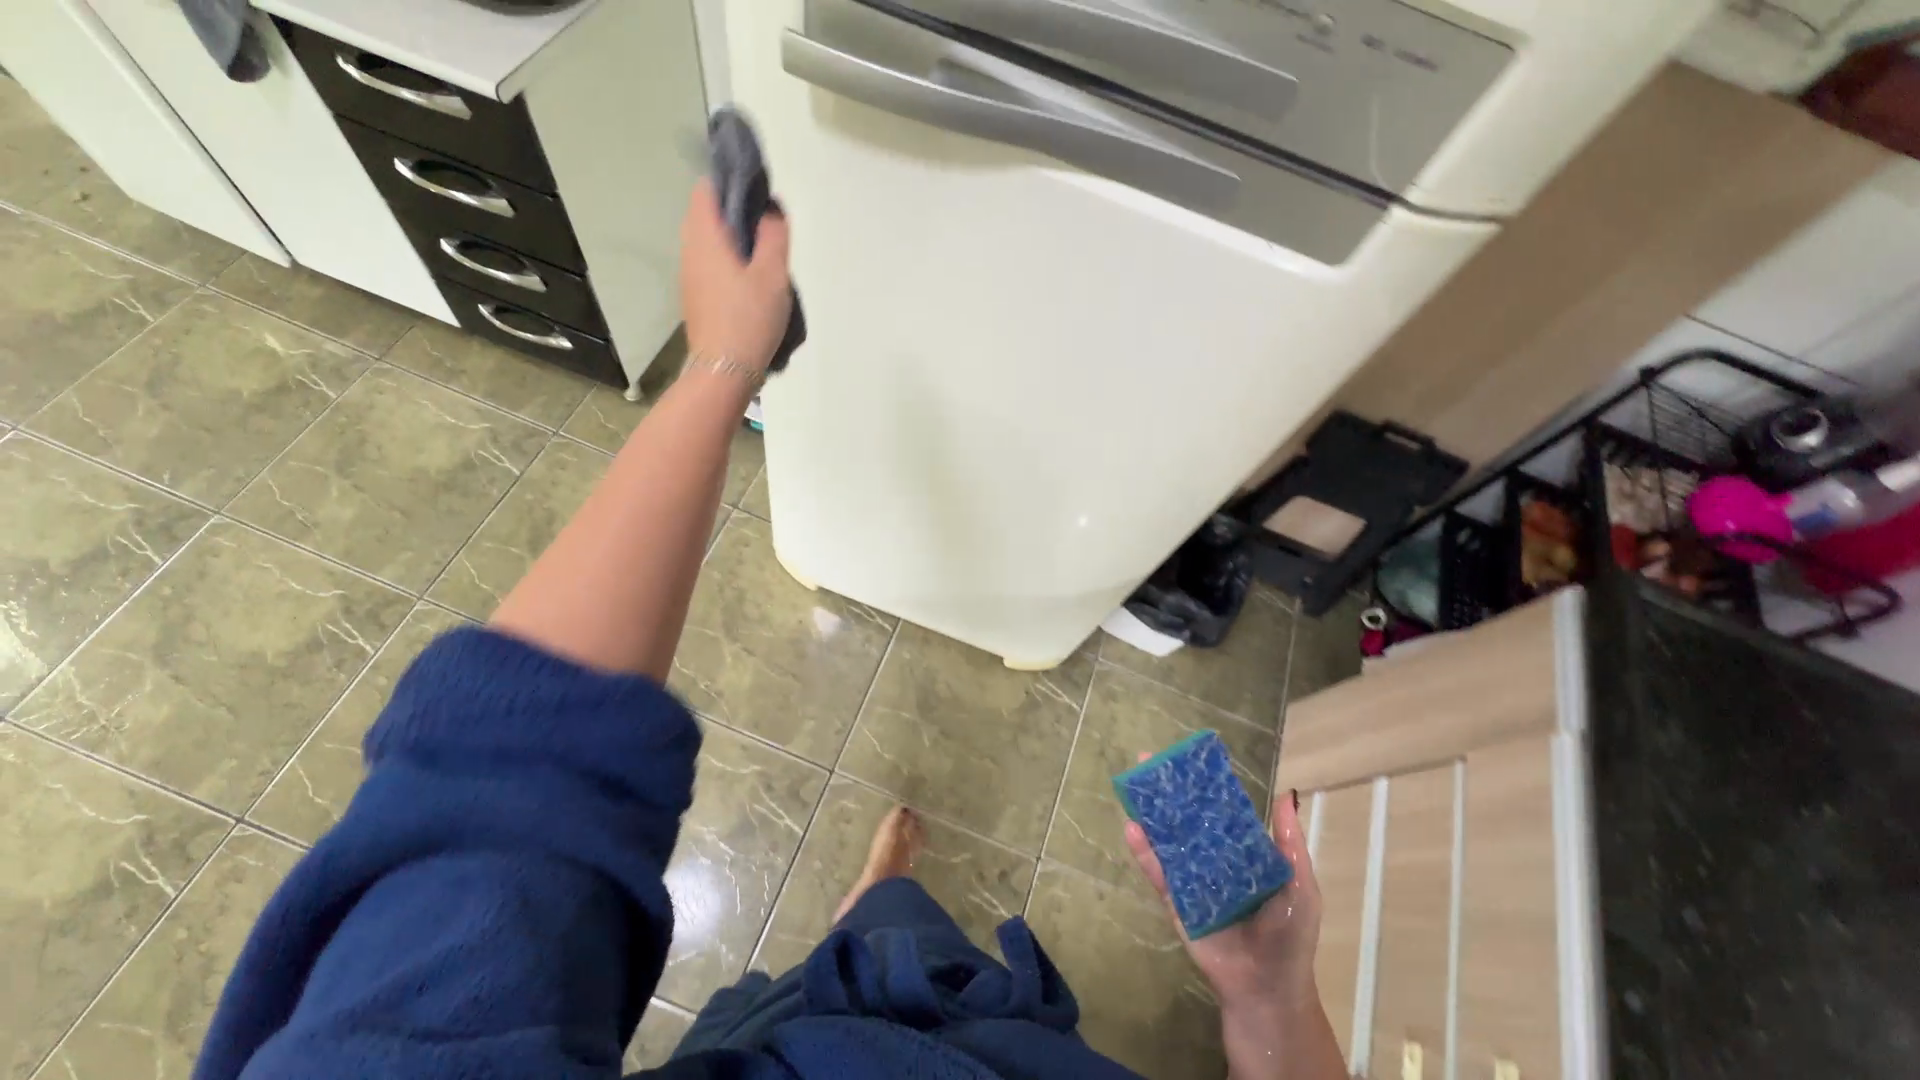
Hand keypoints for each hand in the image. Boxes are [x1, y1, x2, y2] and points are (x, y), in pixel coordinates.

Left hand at [679, 179, 792, 373]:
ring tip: (764, 258)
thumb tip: (770, 210)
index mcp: (705, 237)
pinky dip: (727, 263)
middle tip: (767, 228)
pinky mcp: (695, 298)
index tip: (757, 194)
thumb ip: (773, 235)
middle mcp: (689, 251)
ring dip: (732, 241)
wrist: (724, 370)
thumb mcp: (772, 274)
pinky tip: (751, 284)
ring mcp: (689, 277)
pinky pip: (709, 266)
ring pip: (708, 243)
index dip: (730, 183)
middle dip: (734, 213)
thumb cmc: (749, 318)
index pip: (706, 190)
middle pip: (706, 215)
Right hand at [1123, 777, 1322, 1013]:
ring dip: (1151, 815)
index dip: (1206, 788)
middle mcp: (1214, 862)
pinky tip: (1133, 828)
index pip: (1221, 813)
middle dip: (1170, 794)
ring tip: (1135, 786)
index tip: (1188, 760)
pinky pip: (1158, 874)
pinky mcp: (1175, 902)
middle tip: (1149, 762)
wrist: (1267, 987)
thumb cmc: (1289, 936)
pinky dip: (1145, 852)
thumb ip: (1289, 843)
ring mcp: (1192, 881)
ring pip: (1168, 842)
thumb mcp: (1299, 886)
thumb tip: (1286, 794)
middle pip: (1188, 821)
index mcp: (1244, 855)